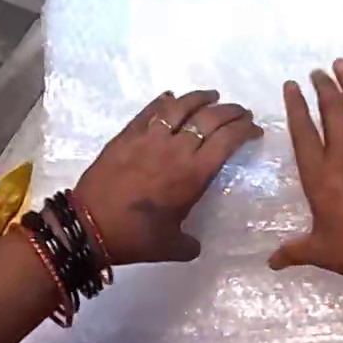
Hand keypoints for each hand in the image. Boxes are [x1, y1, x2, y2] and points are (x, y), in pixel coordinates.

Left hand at [73, 90, 261, 264]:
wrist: (90, 225)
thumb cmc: (135, 237)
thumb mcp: (172, 247)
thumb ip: (189, 243)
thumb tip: (194, 243)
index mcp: (193, 174)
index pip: (227, 140)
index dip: (244, 130)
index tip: (253, 129)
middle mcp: (176, 149)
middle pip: (210, 118)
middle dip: (231, 111)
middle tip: (240, 111)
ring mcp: (149, 138)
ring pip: (181, 106)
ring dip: (200, 98)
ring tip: (211, 96)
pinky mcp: (127, 135)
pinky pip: (150, 110)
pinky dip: (165, 101)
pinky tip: (171, 98)